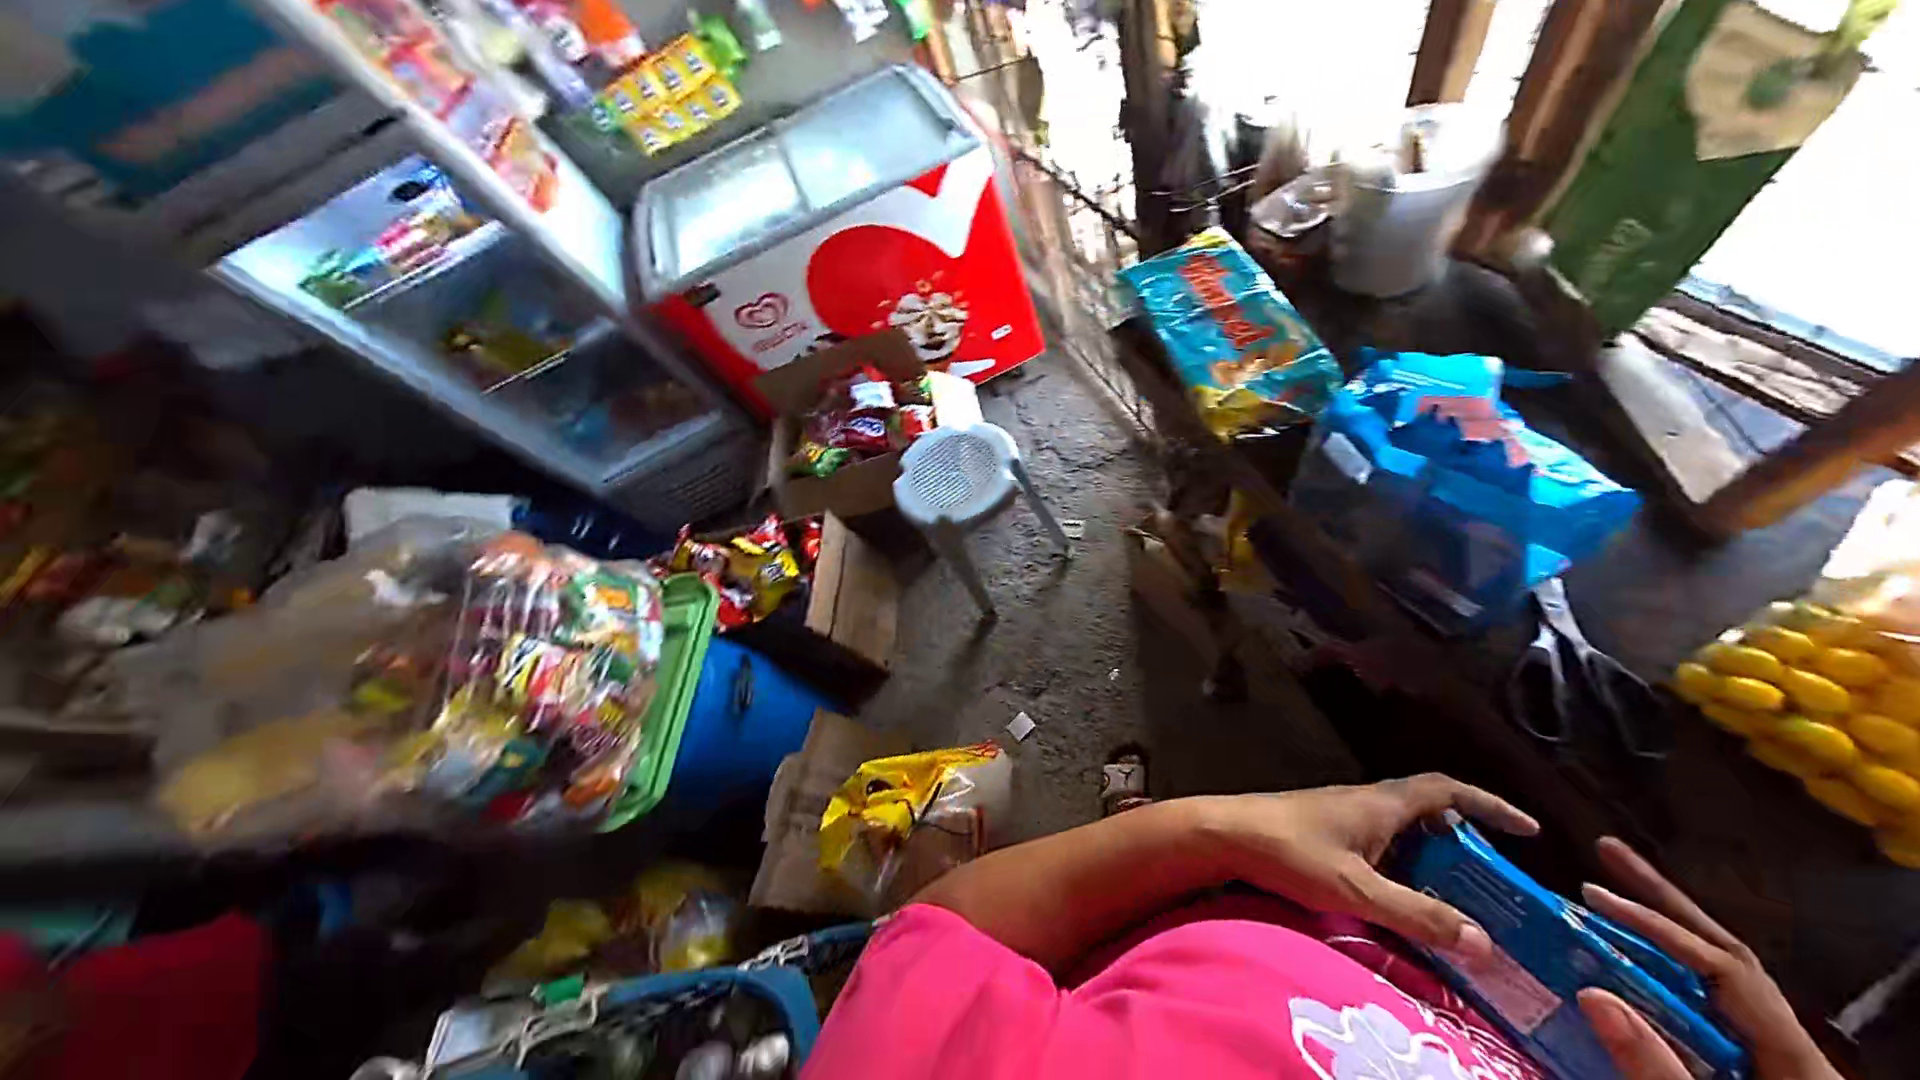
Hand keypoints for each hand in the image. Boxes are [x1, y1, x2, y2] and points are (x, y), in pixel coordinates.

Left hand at [1206, 773, 1538, 957]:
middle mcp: (1362, 801)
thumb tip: (1485, 943)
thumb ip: (1417, 915)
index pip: (1445, 788)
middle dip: (1464, 841)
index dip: (1489, 804)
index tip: (1528, 828)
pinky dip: (1398, 865)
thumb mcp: (1357, 889)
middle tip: (1494, 882)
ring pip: (1398, 830)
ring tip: (1456, 900)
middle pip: (1425, 810)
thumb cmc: (1289, 851)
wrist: (1222, 833)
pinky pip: (1375, 844)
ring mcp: (1338, 815)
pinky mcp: (1320, 831)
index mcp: (1379, 803)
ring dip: (1429, 857)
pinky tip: (1398, 898)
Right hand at [1577, 837, 1839, 1079]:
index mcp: (1798, 1066)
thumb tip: (1595, 994)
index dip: (1659, 928)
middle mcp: (1790, 1052)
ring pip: (1720, 978)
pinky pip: (1704, 1006)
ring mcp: (1772, 1063)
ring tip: (1608, 883)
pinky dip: (1663, 967)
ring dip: (1664, 926)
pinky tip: (1623, 953)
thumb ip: (1660, 1073)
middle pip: (1729, 958)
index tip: (1592, 897)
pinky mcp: (1746, 1074)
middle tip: (1605, 852)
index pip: (1727, 971)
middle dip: (1665, 901)